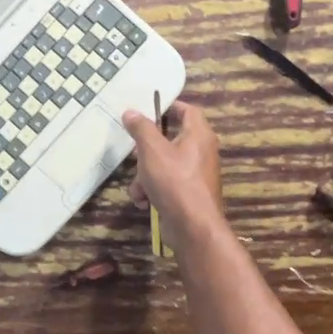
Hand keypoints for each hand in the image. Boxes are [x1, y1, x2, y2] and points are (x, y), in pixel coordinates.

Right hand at [122, 102, 226, 244]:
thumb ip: (141, 128)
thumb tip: (131, 111)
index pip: (188, 110)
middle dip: (147, 149)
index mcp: (198, 135)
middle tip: (135, 152)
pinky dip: (153, 189)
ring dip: (145, 174)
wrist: (193, 227)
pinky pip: (167, 182)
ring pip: (164, 163)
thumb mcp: (151, 150)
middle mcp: (201, 151)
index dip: (169, 106)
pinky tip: (144, 201)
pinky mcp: (189, 193)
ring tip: (139, 187)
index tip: (148, 108)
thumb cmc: (175, 181)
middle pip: (170, 139)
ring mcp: (196, 174)